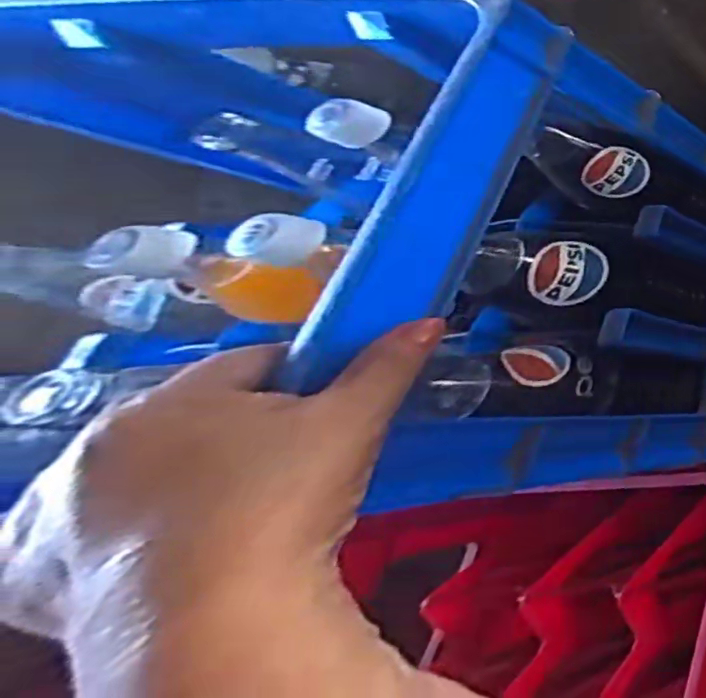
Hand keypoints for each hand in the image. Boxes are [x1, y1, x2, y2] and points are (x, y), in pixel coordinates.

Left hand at [0, 320, 453, 693]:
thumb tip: (425, 324)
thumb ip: (388, 364)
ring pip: (149, 473)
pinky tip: (182, 546)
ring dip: (191, 478)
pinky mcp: (34, 581)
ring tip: (249, 506)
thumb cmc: (284, 499)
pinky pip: (97, 535)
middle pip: (201, 416)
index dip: (310, 376)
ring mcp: (53, 518)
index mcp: (167, 401)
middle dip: (250, 428)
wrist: (214, 622)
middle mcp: (95, 449)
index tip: (339, 405)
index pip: (257, 361)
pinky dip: (139, 534)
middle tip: (305, 457)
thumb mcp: (355, 420)